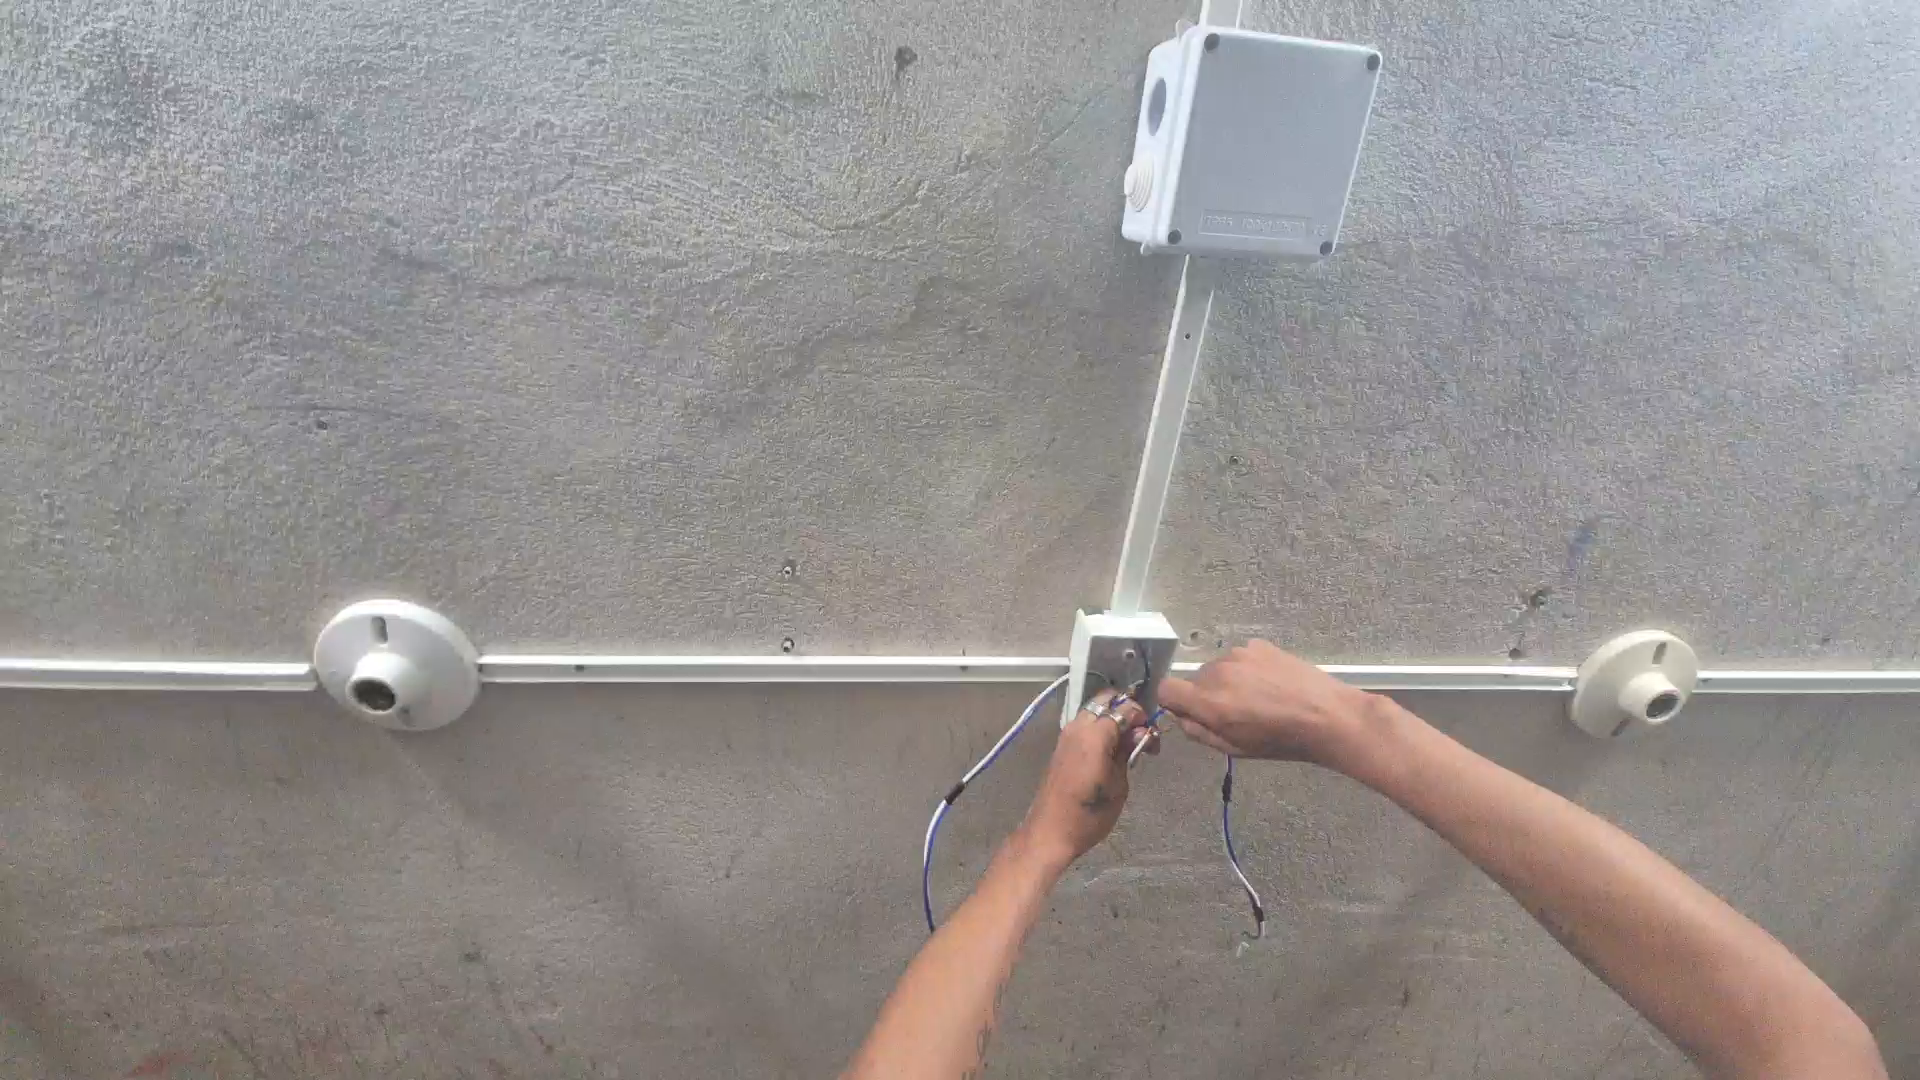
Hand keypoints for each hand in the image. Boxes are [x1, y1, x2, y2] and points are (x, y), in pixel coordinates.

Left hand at [1016, 690, 1151, 867]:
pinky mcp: (1061, 744)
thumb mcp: (1119, 785)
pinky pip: (1084, 723)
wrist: (1050, 831)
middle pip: (1105, 699)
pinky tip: (1110, 749)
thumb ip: (1127, 752)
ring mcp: (1066, 733)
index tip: (1151, 738)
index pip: (1123, 707)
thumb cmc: (1090, 814)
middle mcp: (1078, 726)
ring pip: (1093, 710)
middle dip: (1125, 709)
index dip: (1141, 717)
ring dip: (1112, 717)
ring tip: (1126, 744)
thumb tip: (1139, 733)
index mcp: (1094, 734)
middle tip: (1139, 734)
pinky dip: (1099, 727)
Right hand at [1157, 640, 1377, 767]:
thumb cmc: (1282, 741)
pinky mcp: (1257, 645)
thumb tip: (1182, 717)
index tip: (1193, 712)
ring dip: (1228, 681)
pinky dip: (1246, 669)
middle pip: (1194, 680)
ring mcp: (1238, 655)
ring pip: (1217, 668)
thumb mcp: (1235, 749)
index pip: (1166, 689)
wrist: (1329, 717)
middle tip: (1236, 711)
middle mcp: (1217, 673)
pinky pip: (1239, 657)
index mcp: (1209, 702)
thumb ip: (1199, 732)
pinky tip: (1269, 683)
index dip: (1175, 702)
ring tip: (1258, 697)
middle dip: (1207, 694)